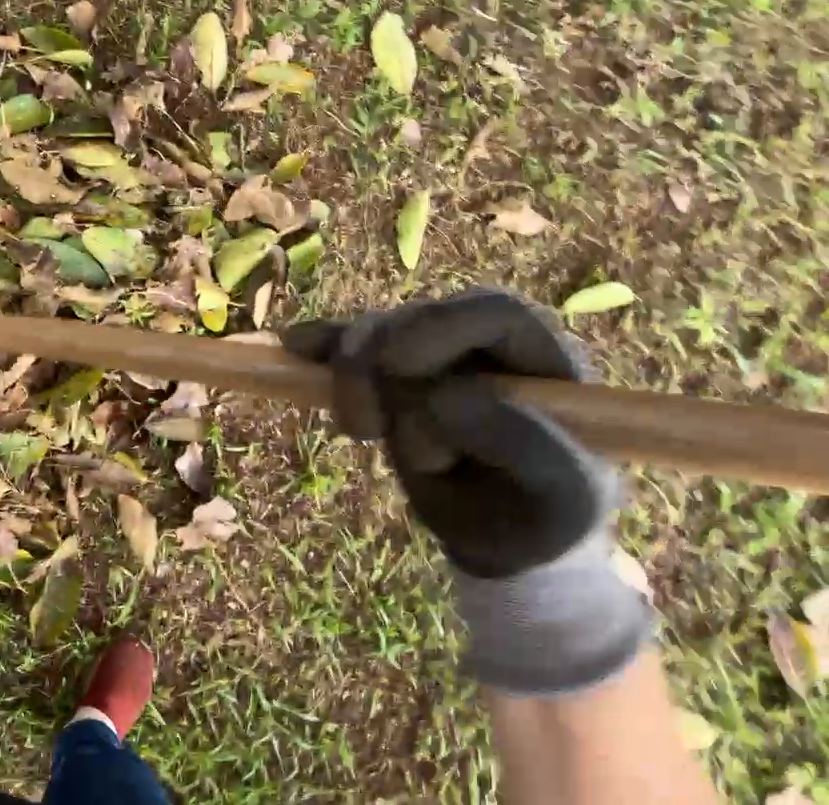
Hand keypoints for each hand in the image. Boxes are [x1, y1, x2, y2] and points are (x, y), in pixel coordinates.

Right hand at [284, 289, 652, 694]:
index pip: (492, 314)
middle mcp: (486, 349)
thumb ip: (525, 447)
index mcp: (546, 365)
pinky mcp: (389, 375)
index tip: (394, 369)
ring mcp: (433, 359)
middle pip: (416, 319)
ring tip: (355, 431)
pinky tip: (294, 348)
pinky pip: (346, 349)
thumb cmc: (542, 524)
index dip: (437, 329)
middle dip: (375, 364)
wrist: (502, 539)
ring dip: (349, 377)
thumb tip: (449, 395)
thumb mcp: (560, 501)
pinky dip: (320, 348)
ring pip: (374, 336)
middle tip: (361, 428)